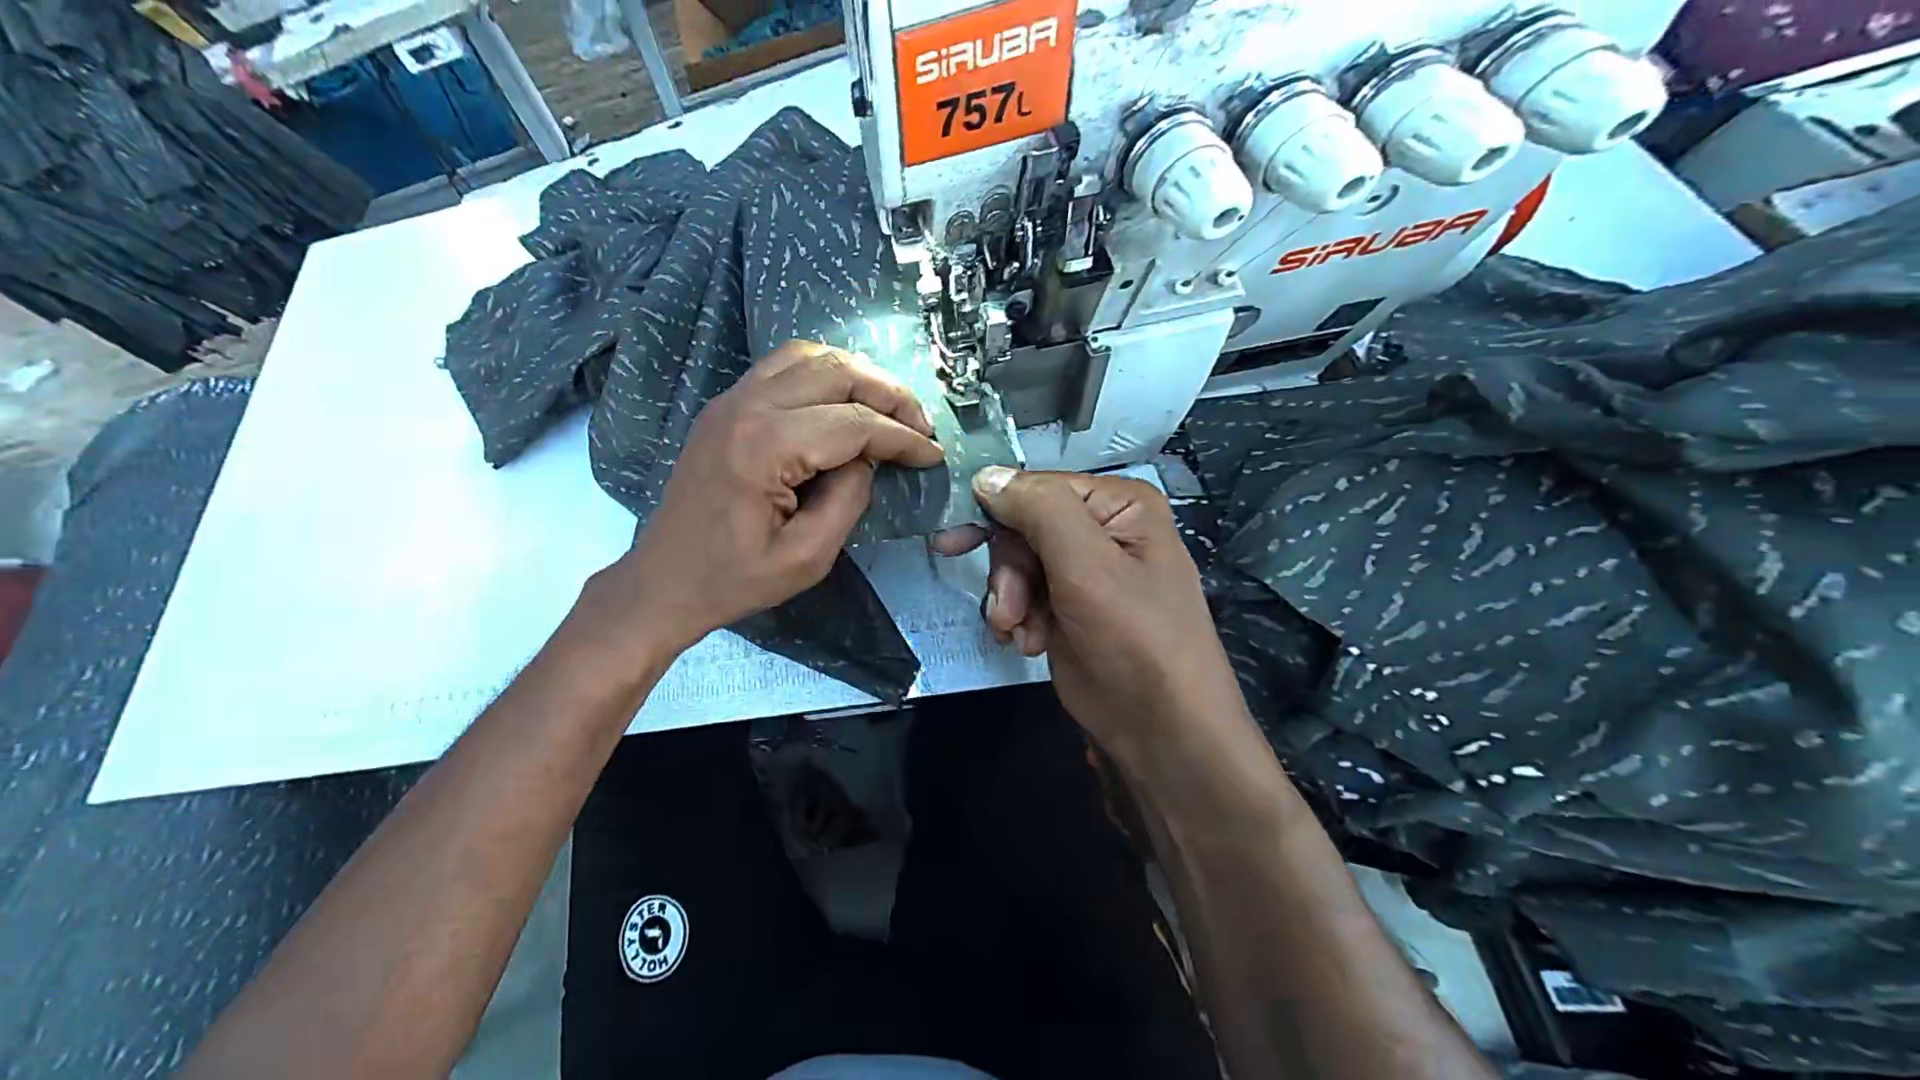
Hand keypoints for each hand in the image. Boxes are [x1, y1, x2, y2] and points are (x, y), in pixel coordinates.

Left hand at [590, 341, 943, 654]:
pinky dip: (825, 372)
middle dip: (890, 395)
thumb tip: (870, 456)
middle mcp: (746, 407)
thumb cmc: (735, 579)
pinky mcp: (726, 405)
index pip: (853, 423)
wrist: (665, 580)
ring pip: (810, 356)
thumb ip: (850, 498)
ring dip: (859, 376)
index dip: (901, 437)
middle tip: (921, 426)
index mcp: (764, 447)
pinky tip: (846, 399)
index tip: (933, 456)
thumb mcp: (808, 556)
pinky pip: (784, 365)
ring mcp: (730, 399)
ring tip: (890, 408)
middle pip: (836, 372)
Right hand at [933, 467, 1250, 758]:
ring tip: (1021, 634)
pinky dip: (1019, 619)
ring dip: (1011, 600)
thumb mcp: (1087, 566)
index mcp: (1119, 504)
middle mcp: (1103, 530)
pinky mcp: (1070, 609)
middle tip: (1009, 610)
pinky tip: (1030, 643)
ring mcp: (1086, 572)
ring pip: (1018, 565)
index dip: (995, 512)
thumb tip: (986, 475)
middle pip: (1024, 528)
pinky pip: (1026, 596)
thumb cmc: (1133, 639)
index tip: (952, 542)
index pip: (1038, 488)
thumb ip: (1039, 510)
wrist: (1160, 730)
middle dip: (1008, 571)